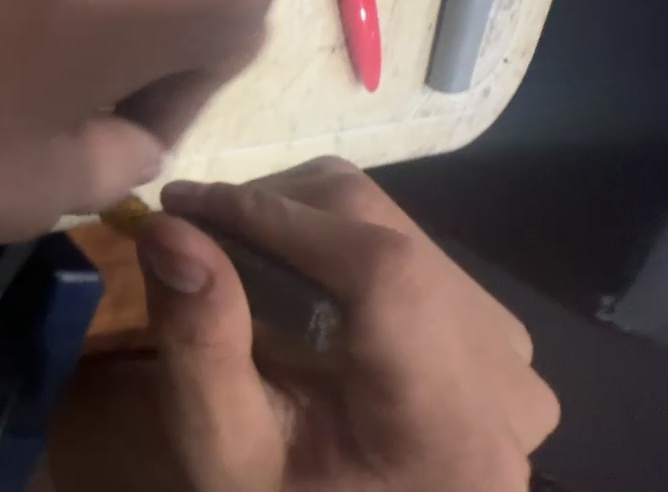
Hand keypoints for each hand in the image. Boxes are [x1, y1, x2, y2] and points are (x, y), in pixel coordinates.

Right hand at [65, 158, 557, 490]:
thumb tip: (167, 225)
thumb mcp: (213, 438)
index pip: (383, 269)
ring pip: (378, 215)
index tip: (178, 206)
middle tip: (191, 239)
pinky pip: (389, 232)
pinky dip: (313, 230)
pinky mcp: (483, 324)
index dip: (272, 215)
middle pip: (374, 227)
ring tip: (232, 261)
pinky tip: (282, 278)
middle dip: (264, 211)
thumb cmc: (273, 491)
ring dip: (284, 215)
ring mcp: (503, 345)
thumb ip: (196, 336)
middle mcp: (503, 374)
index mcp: (448, 422)